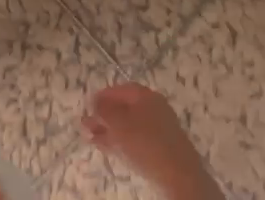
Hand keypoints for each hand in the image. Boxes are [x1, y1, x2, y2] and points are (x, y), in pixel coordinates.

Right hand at [82, 84, 223, 199]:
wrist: (178, 175)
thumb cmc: (144, 141)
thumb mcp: (117, 121)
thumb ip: (103, 108)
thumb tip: (95, 102)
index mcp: (146, 95)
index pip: (119, 89)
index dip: (102, 96)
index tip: (88, 106)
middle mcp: (154, 108)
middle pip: (124, 108)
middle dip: (104, 116)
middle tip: (86, 124)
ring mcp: (160, 129)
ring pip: (129, 126)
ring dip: (109, 130)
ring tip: (91, 138)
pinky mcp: (161, 148)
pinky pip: (136, 139)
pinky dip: (120, 141)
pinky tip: (107, 147)